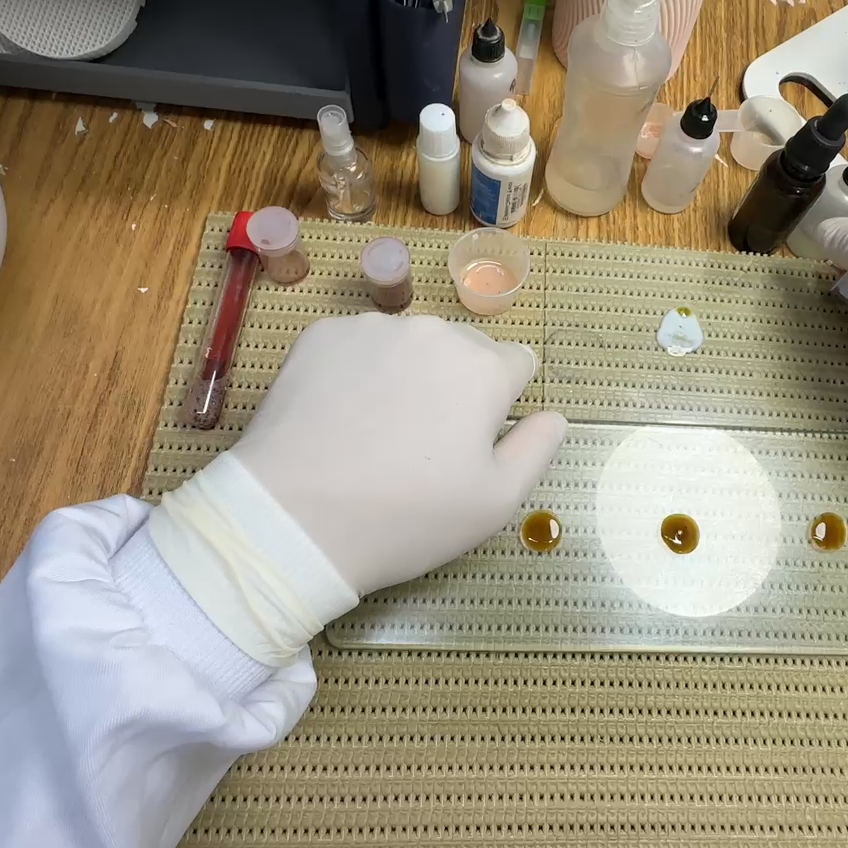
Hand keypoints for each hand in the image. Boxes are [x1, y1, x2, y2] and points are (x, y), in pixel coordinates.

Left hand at [149, 313, 567, 663]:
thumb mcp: (495, 503)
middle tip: (425, 438)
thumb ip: (538, 448)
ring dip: (411, 370)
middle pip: (466, 348)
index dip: (505, 400)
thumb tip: (554, 415)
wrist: (293, 519)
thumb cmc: (406, 517)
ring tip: (379, 427)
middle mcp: (434, 332)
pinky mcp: (322, 333)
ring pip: (412, 342)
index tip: (477, 436)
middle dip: (459, 380)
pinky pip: (360, 343)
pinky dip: (360, 368)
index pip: (519, 361)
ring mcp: (373, 327)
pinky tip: (341, 412)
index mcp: (483, 369)